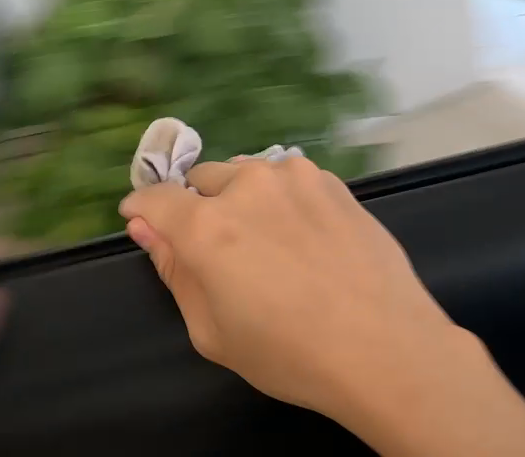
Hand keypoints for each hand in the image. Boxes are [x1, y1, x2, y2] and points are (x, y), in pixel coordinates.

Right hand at [120, 156, 524, 456]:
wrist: (381, 342)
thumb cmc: (288, 350)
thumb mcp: (212, 330)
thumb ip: (174, 270)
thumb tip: (146, 227)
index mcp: (207, 225)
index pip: (156, 198)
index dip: (143, 209)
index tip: (142, 219)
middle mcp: (248, 183)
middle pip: (203, 180)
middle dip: (200, 207)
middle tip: (222, 252)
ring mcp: (294, 175)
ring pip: (249, 174)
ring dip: (244, 198)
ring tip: (269, 246)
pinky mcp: (330, 178)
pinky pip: (289, 180)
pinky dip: (283, 199)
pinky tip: (304, 238)